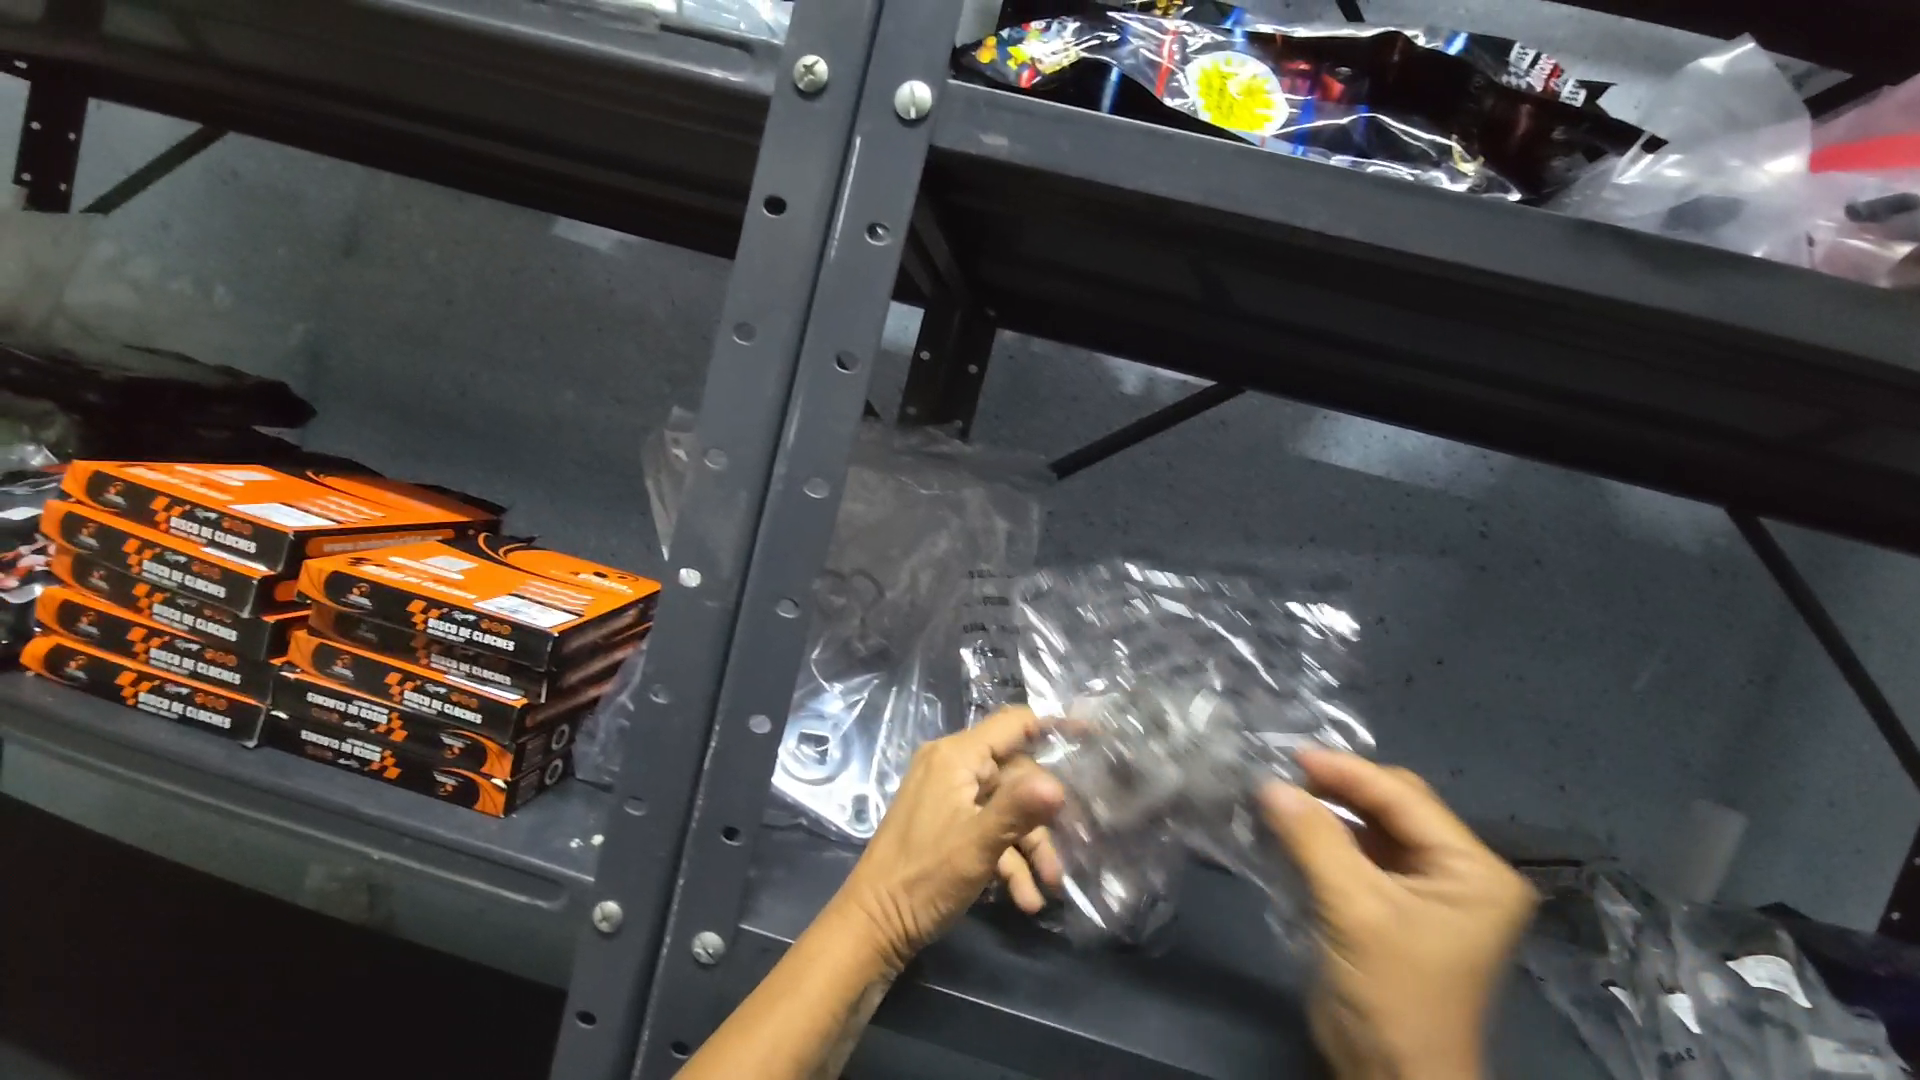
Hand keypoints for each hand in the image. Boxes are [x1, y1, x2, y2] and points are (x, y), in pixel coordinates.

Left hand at [832, 707, 1065, 972]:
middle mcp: (951, 767)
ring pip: (1005, 808)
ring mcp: (948, 796)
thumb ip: (1018, 810)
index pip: (1013, 724)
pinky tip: (1025, 898)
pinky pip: (988, 828)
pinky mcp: (947, 824)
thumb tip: (1059, 784)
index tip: (1093, 738)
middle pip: (1015, 775)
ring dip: (1029, 847)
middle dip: (1041, 819)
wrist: (873, 926)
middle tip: (1061, 858)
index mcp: (956, 757)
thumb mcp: (977, 845)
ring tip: (1048, 888)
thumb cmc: (923, 879)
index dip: (1053, 727)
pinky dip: (1007, 859)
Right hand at [1261, 750, 1537, 1079]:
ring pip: (1374, 829)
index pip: (1406, 799)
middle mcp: (1461, 873)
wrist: (1392, 1077)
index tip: (1291, 755)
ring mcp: (1430, 891)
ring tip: (1280, 795)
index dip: (1348, 773)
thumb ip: (1313, 840)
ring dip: (1329, 813)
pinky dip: (1328, 840)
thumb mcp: (1353, 910)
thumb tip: (1269, 784)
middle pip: (1393, 808)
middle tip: (1283, 775)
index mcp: (1475, 870)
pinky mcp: (1399, 907)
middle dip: (1339, 790)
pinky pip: (1362, 855)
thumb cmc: (1391, 994)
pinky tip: (1292, 828)